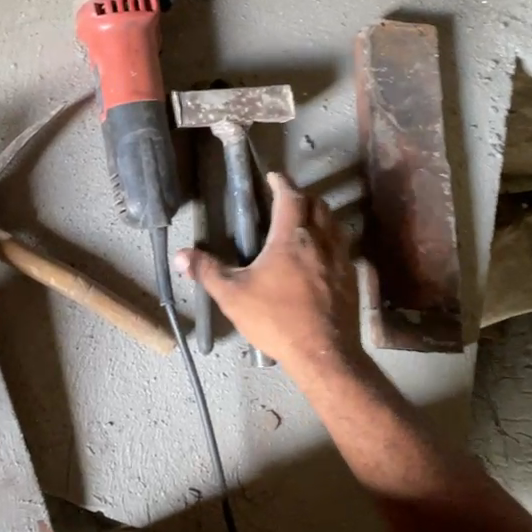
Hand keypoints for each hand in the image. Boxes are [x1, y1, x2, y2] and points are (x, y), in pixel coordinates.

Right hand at [176, 173, 361, 375]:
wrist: (324, 355)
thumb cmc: (276, 319)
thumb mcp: (232, 296)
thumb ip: (207, 271)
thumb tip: (180, 256)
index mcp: (291, 237)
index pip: (291, 197)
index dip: (282, 183)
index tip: (274, 176)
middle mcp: (320, 241)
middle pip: (318, 205)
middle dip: (303, 196)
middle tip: (287, 200)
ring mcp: (341, 260)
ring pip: (336, 224)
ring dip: (321, 216)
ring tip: (306, 222)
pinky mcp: (352, 279)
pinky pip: (345, 248)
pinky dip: (333, 241)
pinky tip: (322, 257)